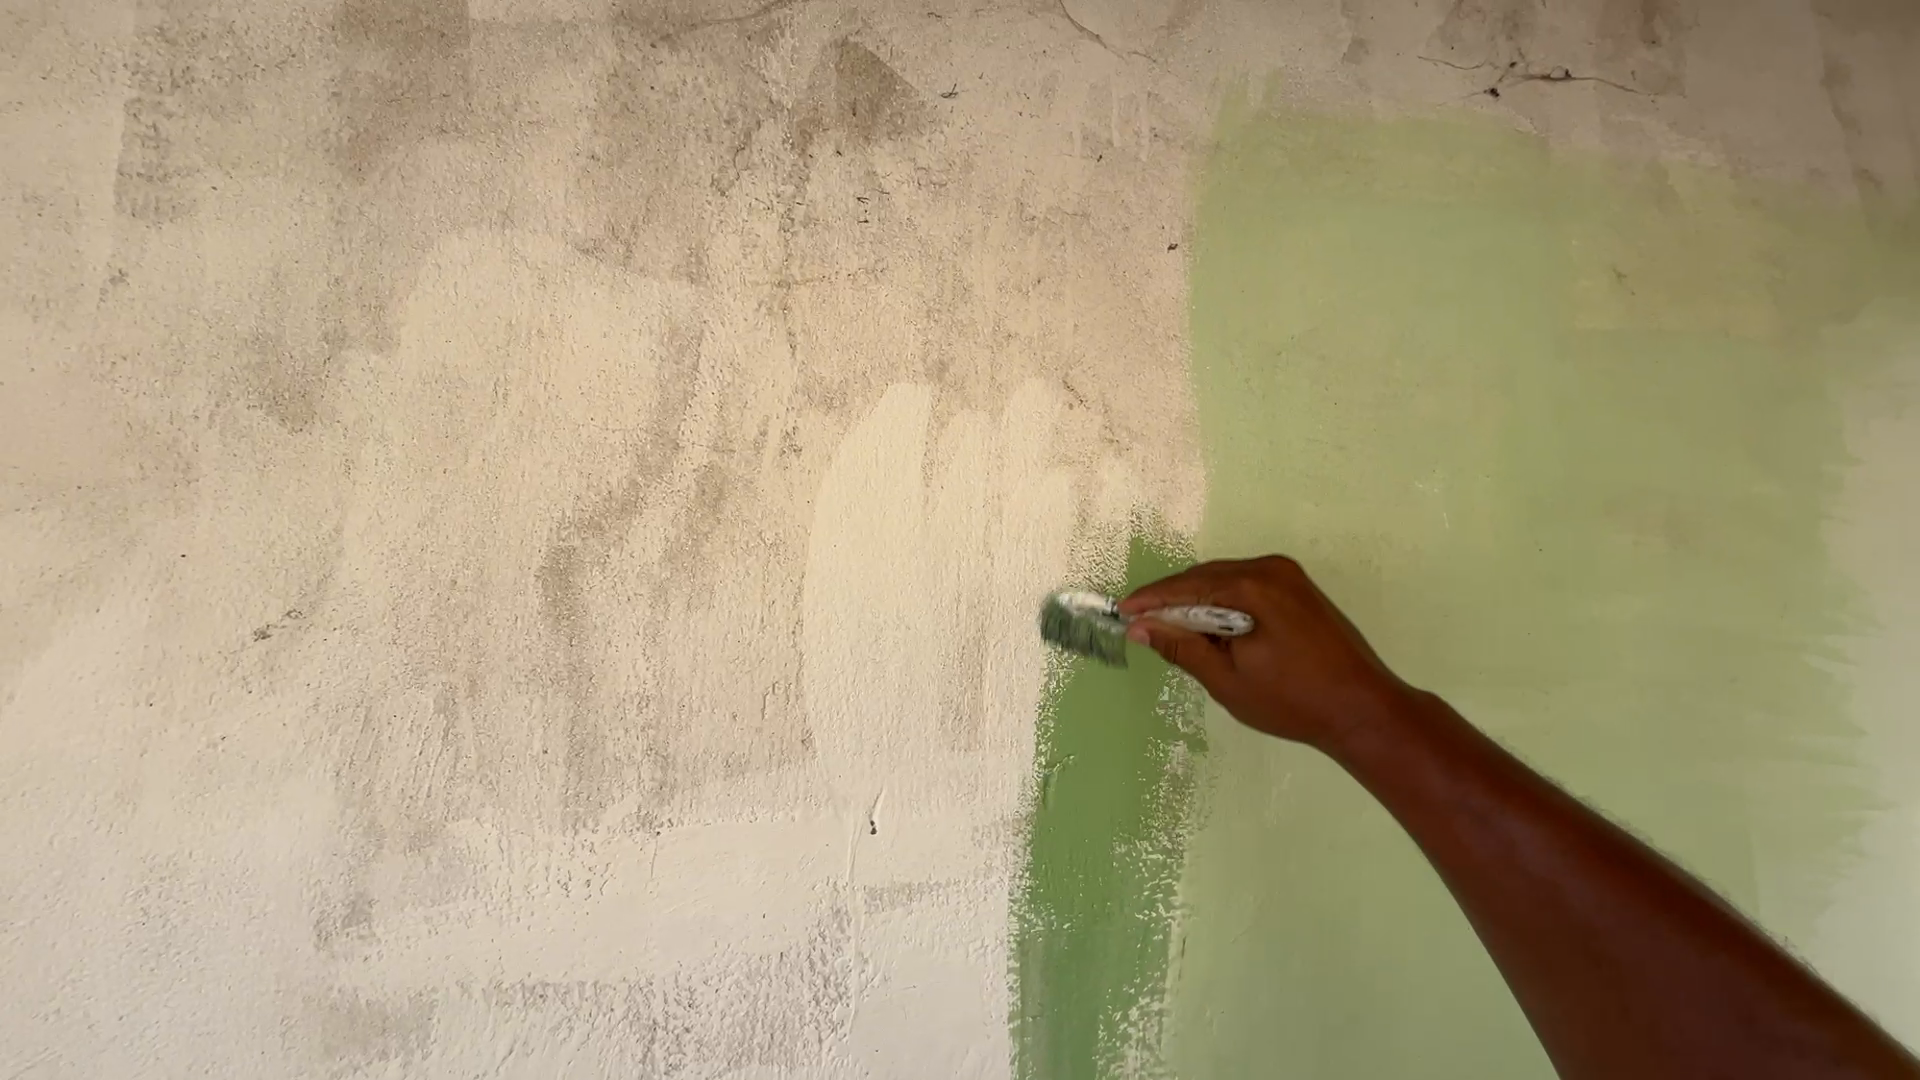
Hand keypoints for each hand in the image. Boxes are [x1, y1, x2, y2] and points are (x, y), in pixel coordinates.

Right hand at [1120, 555, 1412, 750]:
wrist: (1364, 710)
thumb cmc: (1292, 700)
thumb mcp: (1226, 678)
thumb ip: (1181, 646)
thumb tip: (1140, 628)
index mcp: (1253, 587)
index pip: (1186, 586)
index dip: (1151, 600)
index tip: (1122, 613)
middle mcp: (1271, 569)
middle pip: (1205, 576)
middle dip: (1172, 599)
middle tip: (1143, 624)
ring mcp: (1289, 576)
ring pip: (1225, 579)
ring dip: (1196, 599)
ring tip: (1172, 627)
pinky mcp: (1299, 589)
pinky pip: (1246, 585)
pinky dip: (1222, 601)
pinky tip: (1210, 625)